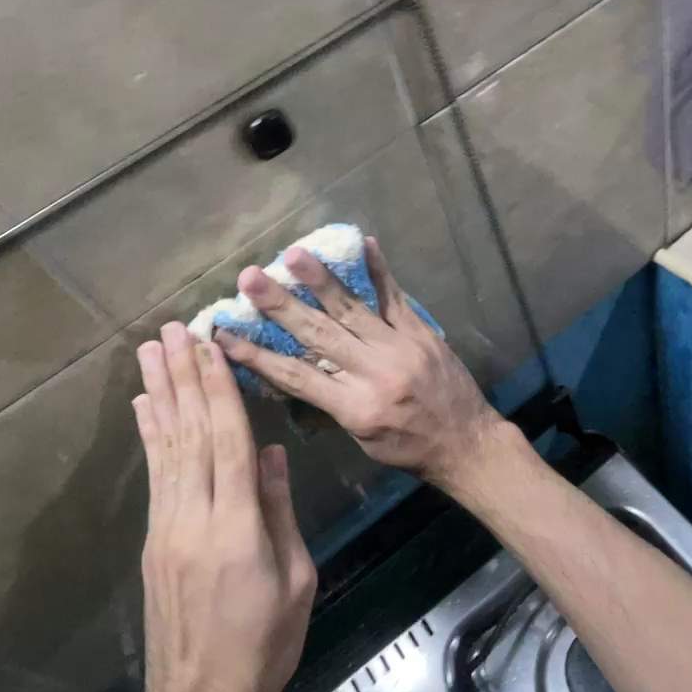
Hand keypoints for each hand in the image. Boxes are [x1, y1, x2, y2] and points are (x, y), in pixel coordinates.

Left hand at [112, 323, 315, 691]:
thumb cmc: (265, 644)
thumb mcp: (295, 580)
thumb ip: (277, 511)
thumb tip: (267, 450)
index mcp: (235, 530)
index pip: (226, 443)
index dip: (219, 390)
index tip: (212, 346)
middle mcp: (192, 519)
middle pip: (190, 434)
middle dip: (183, 377)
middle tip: (174, 329)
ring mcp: (166, 528)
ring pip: (165, 447)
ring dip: (159, 394)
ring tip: (152, 351)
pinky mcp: (153, 540)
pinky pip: (154, 475)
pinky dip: (149, 435)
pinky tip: (144, 407)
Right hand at [212, 236, 520, 493]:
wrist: (468, 444)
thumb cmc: (410, 448)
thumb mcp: (362, 437)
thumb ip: (333, 401)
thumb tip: (299, 368)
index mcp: (353, 407)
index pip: (295, 376)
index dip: (256, 355)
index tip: (223, 335)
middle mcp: (372, 373)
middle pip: (317, 334)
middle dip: (280, 305)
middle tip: (248, 277)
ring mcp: (399, 347)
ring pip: (352, 309)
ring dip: (320, 279)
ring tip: (293, 253)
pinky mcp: (420, 332)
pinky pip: (395, 297)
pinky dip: (379, 270)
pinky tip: (364, 243)